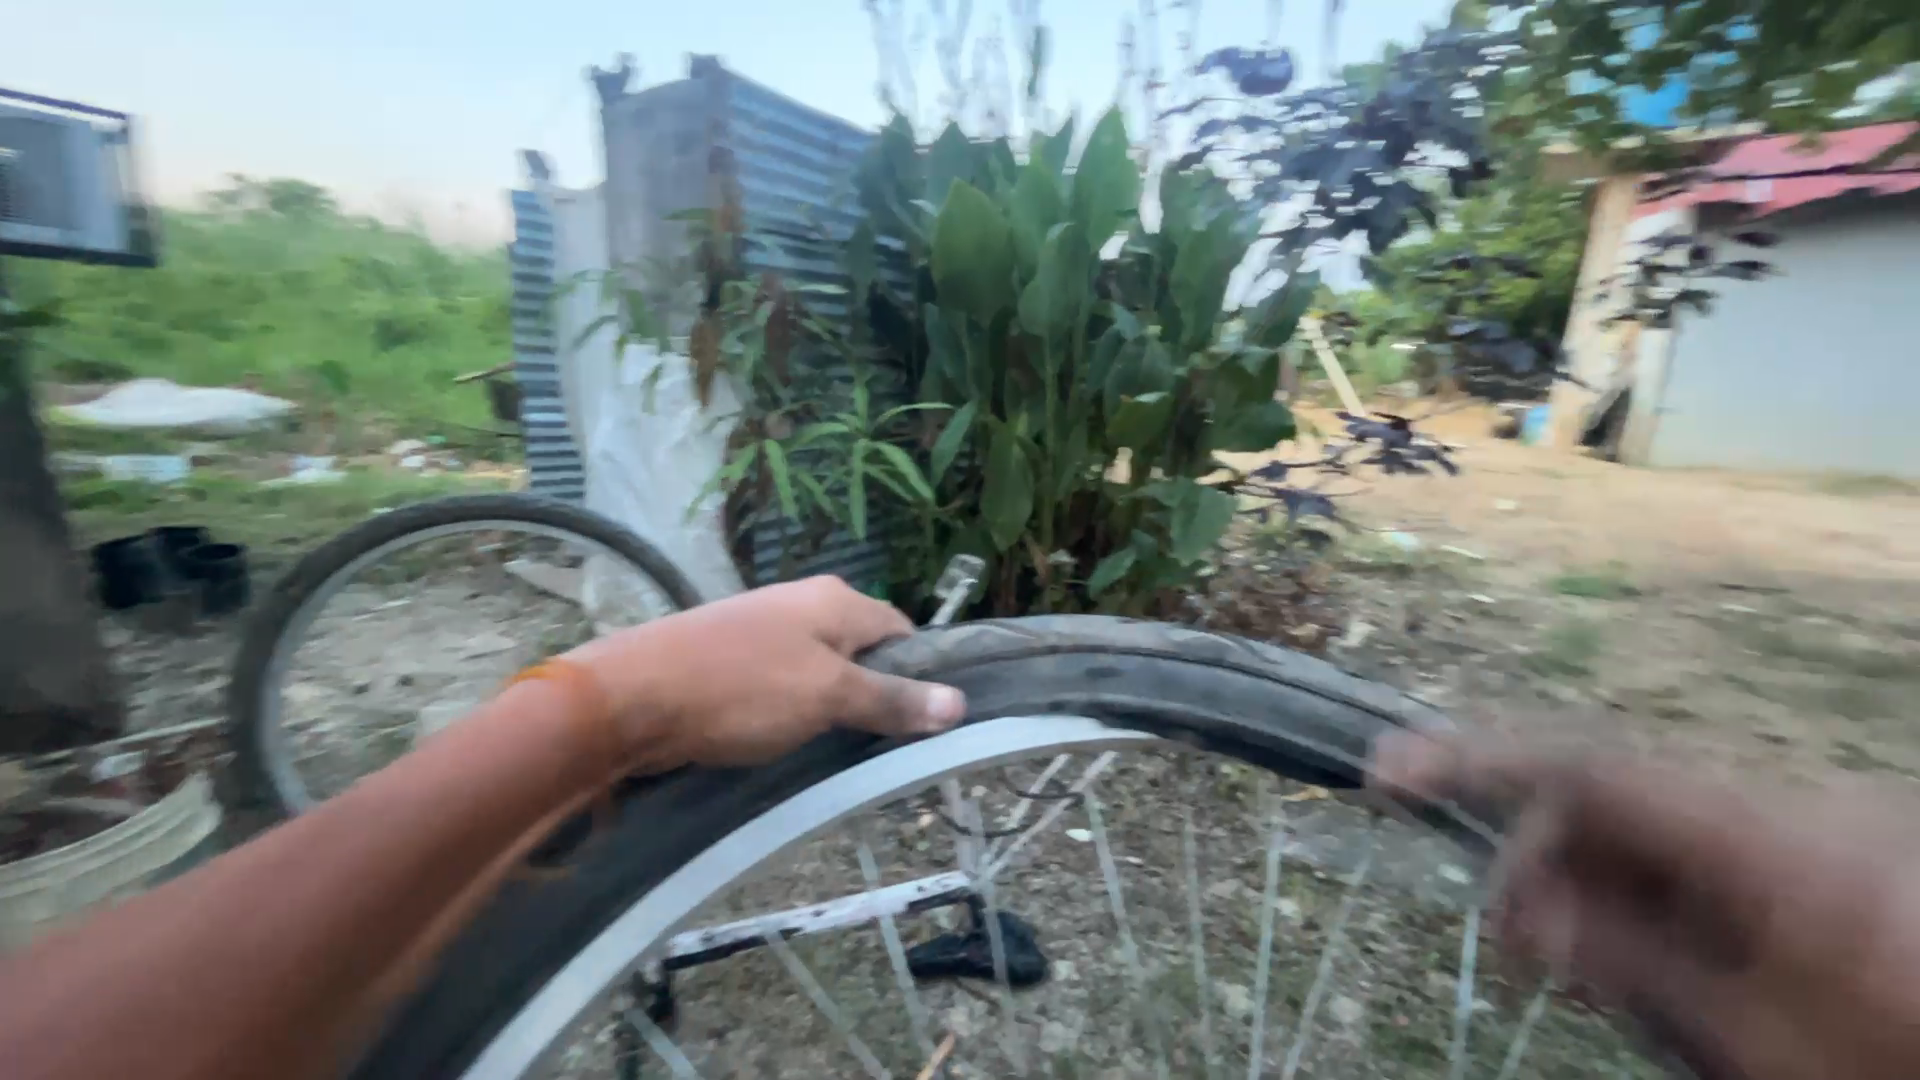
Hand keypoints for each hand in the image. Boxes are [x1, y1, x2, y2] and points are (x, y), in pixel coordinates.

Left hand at [564, 577, 965, 770]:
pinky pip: (785, 677)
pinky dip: (794, 705)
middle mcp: (805, 601)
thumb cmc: (743, 689)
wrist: (632, 696)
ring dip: (832, 703)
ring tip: (830, 745)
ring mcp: (766, 625)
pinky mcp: (734, 652)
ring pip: (822, 666)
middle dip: (873, 692)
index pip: (902, 631)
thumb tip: (959, 702)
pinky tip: (786, 736)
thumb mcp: (828, 697)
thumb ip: (892, 699)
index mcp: (837, 600)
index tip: (915, 721)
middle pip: (862, 648)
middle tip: (874, 742)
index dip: (916, 674)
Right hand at [1370, 734, 1919, 1079]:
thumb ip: (1625, 957)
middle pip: (1600, 797)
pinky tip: (1637, 946)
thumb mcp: (1758, 1039)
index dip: (1470, 758)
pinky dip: (1635, 888)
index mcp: (1772, 840)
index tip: (1385, 771)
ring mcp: (1793, 816)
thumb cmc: (1899, 1066)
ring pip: (1632, 821)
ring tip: (1572, 960)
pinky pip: (1678, 842)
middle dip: (1535, 860)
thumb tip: (1516, 911)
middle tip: (1505, 942)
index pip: (1582, 768)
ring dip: (1582, 882)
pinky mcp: (1802, 839)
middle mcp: (1777, 801)